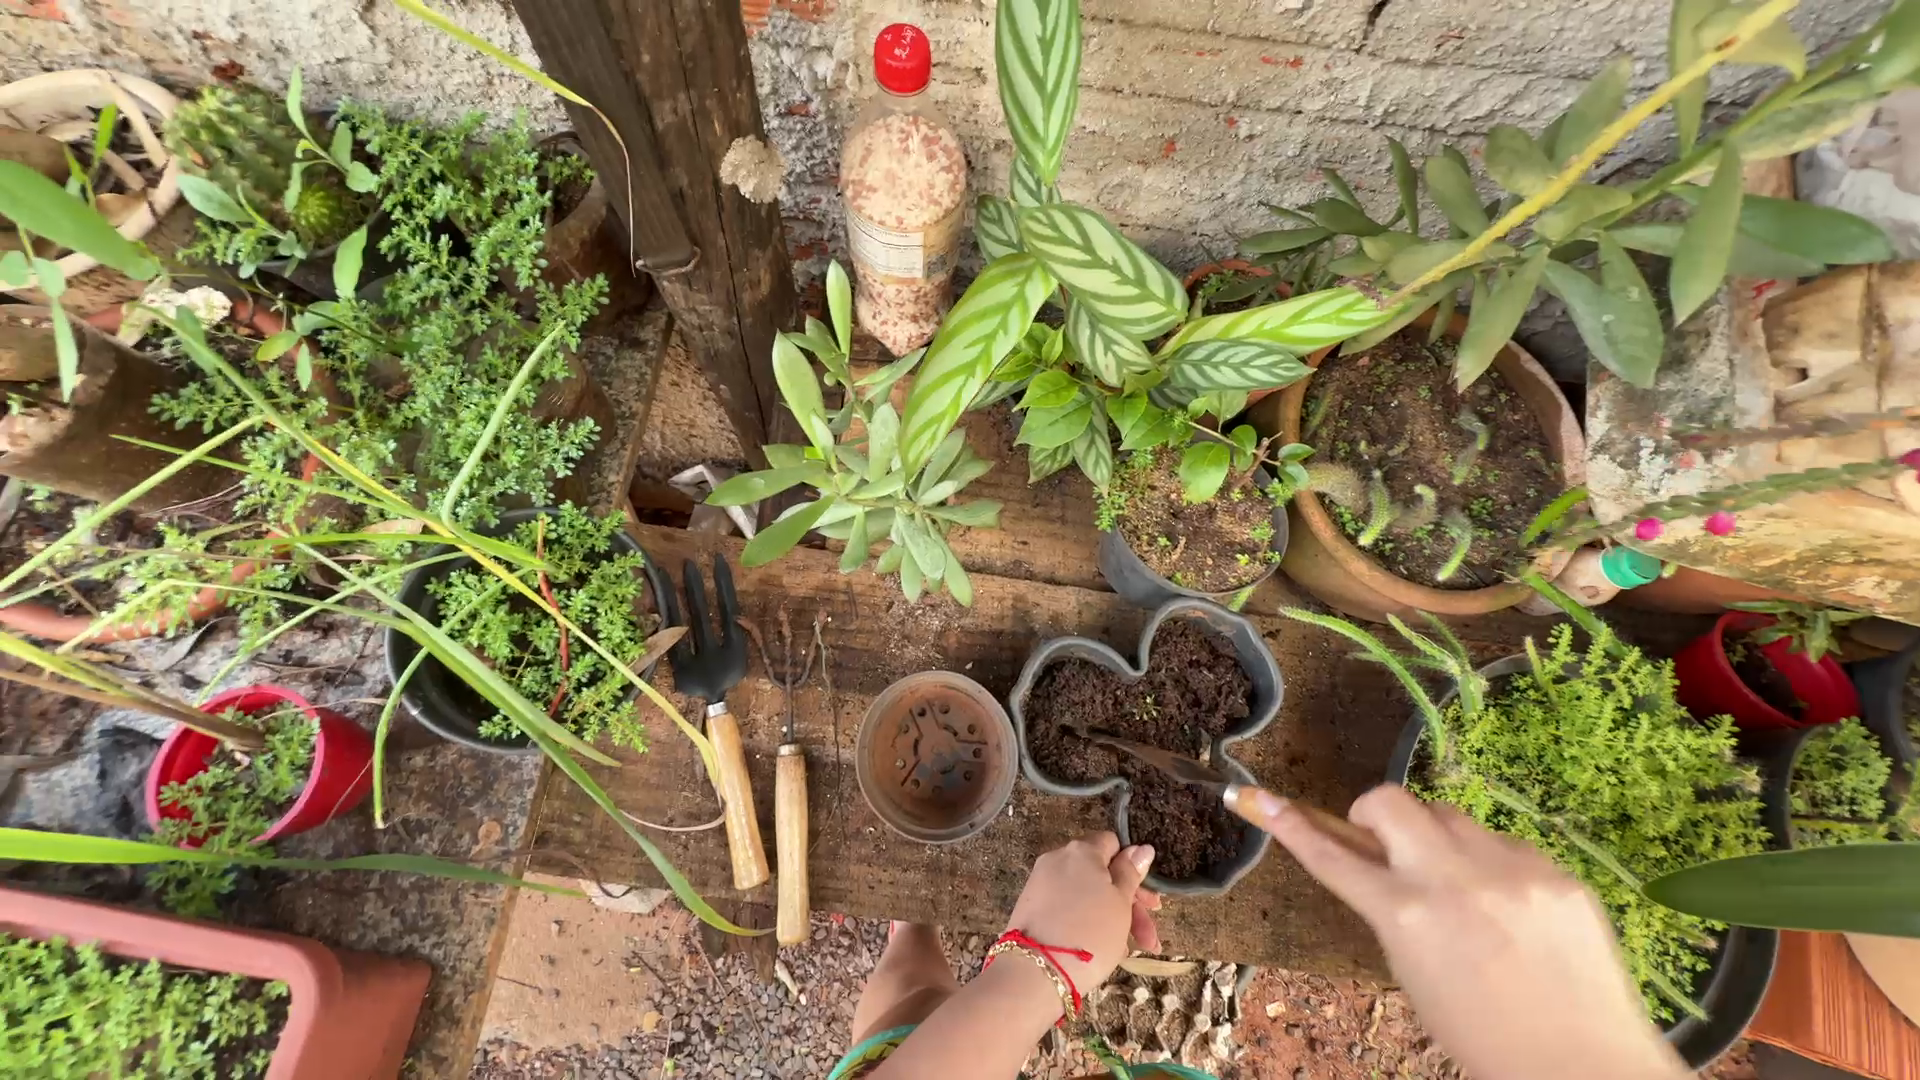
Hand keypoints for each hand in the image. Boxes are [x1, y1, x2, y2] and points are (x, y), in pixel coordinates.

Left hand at [1004, 832, 1158, 995]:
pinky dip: (1086, 922)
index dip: (1133, 870)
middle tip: (1147, 938)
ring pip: (1086, 893)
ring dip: (1111, 918)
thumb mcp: (1120, 903)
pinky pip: (1068, 907)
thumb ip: (1130, 873)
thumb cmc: (1090, 933)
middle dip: (1129, 904)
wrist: (1037, 970)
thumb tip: (1142, 848)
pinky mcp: (1032, 905)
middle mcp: (1058, 858)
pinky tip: (1101, 950)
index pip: (1113, 844)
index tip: (1148, 901)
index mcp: (1082, 850)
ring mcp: (1042, 881)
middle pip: (1101, 873)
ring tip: (1126, 952)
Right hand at [1228, 784, 1690, 1079]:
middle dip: (1376, 815)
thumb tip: (1375, 864)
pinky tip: (1512, 908)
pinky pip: (1503, 843)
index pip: (1331, 854)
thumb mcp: (1409, 971)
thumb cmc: (1480, 1034)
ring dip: (1438, 839)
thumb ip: (1388, 909)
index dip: (1289, 824)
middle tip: (1387, 847)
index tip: (1259, 797)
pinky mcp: (1556, 873)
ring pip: (1448, 815)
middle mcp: (1452, 880)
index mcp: (1405, 915)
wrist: (1589, 1073)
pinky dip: (1491, 864)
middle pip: (1390, 801)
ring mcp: (1511, 870)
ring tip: (1463, 887)